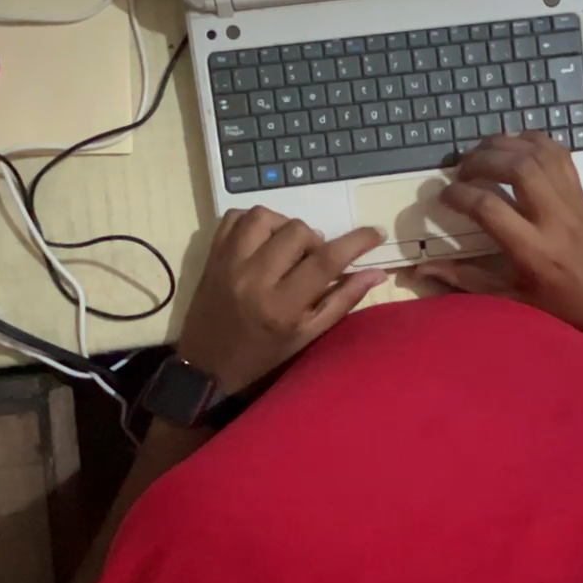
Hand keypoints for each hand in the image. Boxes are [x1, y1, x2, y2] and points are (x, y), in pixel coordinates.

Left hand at [176, 207, 386, 393]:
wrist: (205, 366)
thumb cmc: (262, 357)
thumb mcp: (307, 336)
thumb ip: (342, 301)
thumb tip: (377, 272)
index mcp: (281, 306)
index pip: (326, 261)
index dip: (356, 241)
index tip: (375, 233)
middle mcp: (253, 279)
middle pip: (297, 231)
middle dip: (315, 240)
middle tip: (313, 260)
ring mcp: (228, 263)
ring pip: (264, 216)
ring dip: (284, 226)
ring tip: (287, 247)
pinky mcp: (211, 255)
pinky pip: (235, 217)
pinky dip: (254, 222)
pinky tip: (263, 240)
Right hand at [418, 134, 582, 362]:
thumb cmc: (562, 308)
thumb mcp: (511, 299)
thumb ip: (466, 279)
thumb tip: (422, 270)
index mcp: (534, 251)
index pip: (490, 207)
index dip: (459, 195)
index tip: (443, 196)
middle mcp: (555, 219)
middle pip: (517, 167)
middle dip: (482, 159)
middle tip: (462, 169)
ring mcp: (574, 202)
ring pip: (540, 154)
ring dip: (506, 144)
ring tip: (482, 152)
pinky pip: (560, 155)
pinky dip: (534, 142)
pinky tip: (515, 147)